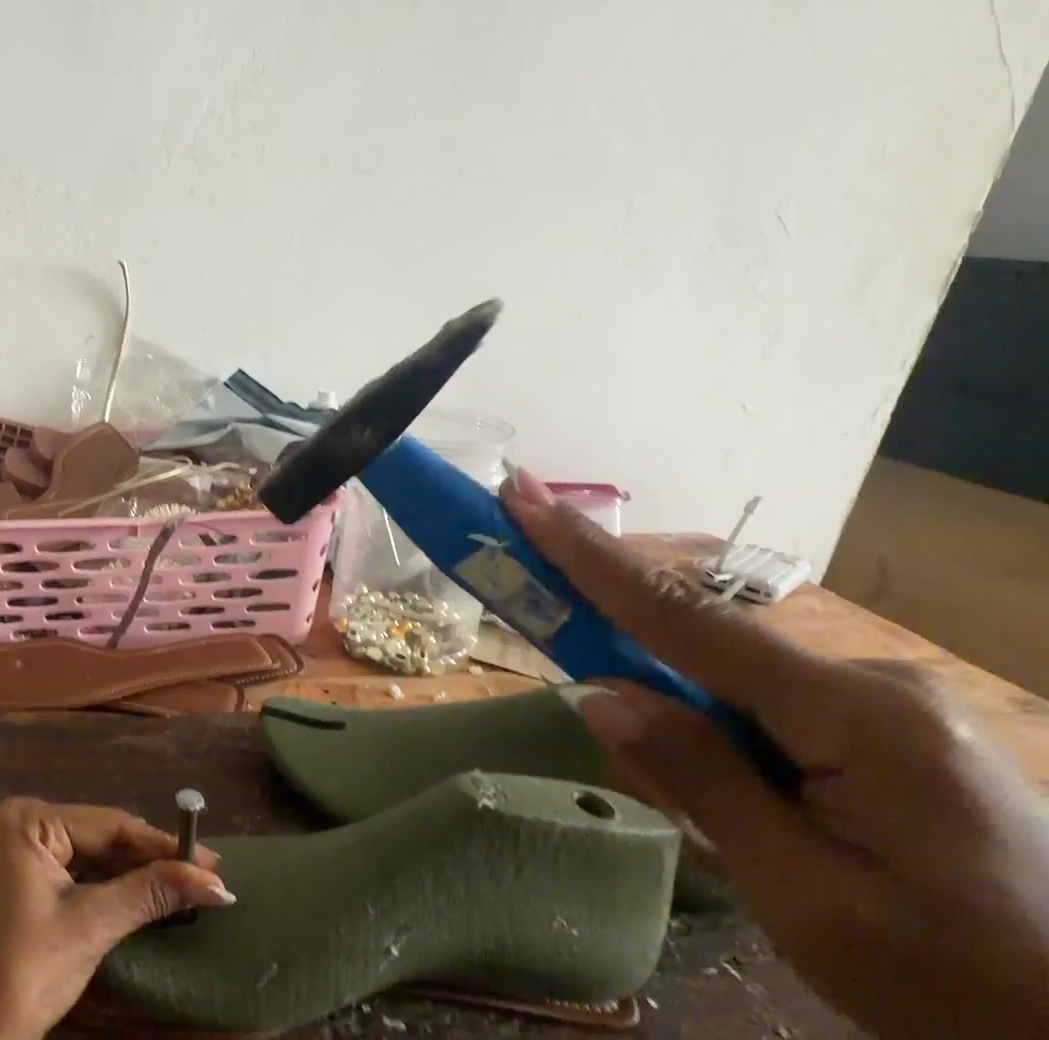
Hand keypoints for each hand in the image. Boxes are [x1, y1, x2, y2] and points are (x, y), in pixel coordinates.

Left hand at [0, 798, 233, 1039]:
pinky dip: (100, 885)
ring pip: (83, 854)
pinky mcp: (7, 882)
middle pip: (97, 836)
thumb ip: (151, 893)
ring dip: (128, 873)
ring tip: (179, 885)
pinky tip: (135, 896)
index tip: (212, 863)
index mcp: (25, 820)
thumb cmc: (23, 971)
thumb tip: (217, 884)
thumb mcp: (91, 925)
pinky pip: (65, 871)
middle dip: (148, 858)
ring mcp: (6, 853)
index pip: (109, 824)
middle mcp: (12, 824)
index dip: (163, 844)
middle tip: (202, 876)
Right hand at [500, 466, 1048, 1038]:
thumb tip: (600, 694)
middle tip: (627, 739)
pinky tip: (765, 820)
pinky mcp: (889, 726)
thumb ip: (701, 783)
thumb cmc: (956, 981)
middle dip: (634, 675)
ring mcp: (888, 701)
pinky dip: (728, 745)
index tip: (521, 495)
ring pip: (733, 689)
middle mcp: (874, 683)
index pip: (686, 620)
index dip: (589, 557)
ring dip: (690, 734)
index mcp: (859, 717)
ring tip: (739, 841)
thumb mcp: (806, 899)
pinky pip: (769, 711)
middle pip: (704, 652)